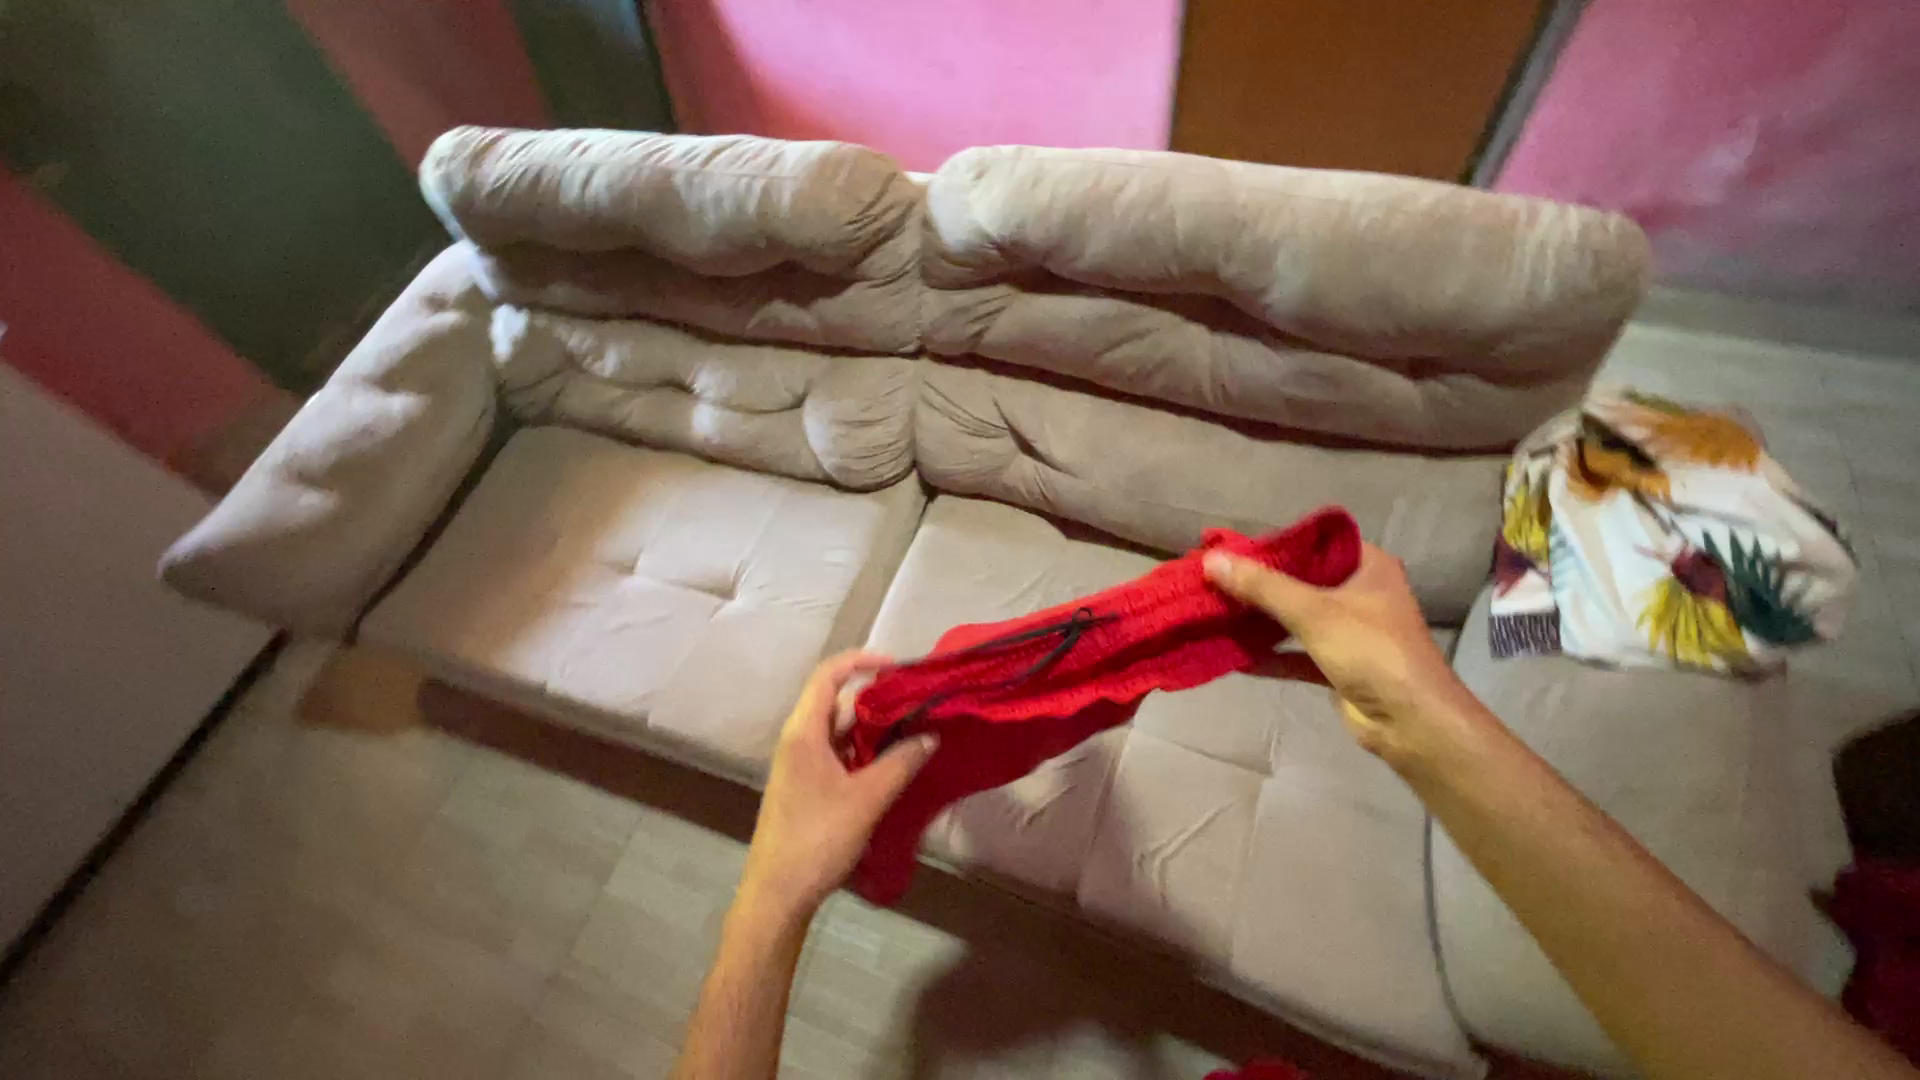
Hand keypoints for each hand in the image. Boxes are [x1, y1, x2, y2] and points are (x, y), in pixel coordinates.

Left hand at [739, 651, 939, 920]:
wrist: (777, 894)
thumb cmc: (817, 838)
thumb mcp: (867, 798)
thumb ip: (901, 763)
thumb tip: (930, 736)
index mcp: (803, 731)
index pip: (829, 675)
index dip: (861, 661)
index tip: (897, 665)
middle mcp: (797, 739)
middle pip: (835, 700)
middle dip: (875, 696)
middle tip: (915, 701)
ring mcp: (799, 763)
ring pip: (838, 729)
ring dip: (871, 727)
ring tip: (911, 729)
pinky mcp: (805, 785)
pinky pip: (836, 753)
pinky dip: (862, 750)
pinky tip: (890, 764)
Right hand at [1204, 543, 1478, 765]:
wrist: (1411, 723)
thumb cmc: (1371, 652)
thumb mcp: (1313, 611)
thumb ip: (1261, 586)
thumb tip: (1210, 560)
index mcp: (1366, 565)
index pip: (1311, 543)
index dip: (1269, 544)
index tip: (1226, 549)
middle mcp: (1359, 592)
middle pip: (1298, 580)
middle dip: (1255, 583)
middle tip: (1211, 579)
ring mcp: (1348, 630)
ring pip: (1294, 617)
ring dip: (1258, 618)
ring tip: (1213, 610)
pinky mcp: (1337, 664)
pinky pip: (1294, 652)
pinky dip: (1267, 654)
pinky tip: (1230, 654)